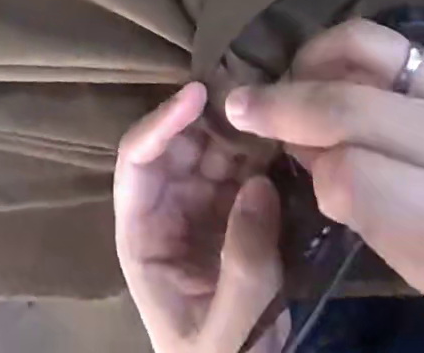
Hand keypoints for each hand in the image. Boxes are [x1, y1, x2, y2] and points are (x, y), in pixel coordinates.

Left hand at [115, 82, 289, 352]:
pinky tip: (285, 134)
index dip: (161, 122)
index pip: (137, 163)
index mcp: (142, 235)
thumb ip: (243, 266)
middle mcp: (168, 208)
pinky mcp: (236, 206)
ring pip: (215, 148)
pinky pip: (244, 165)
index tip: (196, 94)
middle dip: (213, 118)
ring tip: (276, 109)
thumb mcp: (227, 331)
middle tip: (254, 94)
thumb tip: (259, 185)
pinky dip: (262, 147)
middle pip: (180, 144)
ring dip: (242, 128)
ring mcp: (203, 204)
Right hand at [222, 19, 423, 351]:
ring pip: (367, 47)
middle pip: (354, 100)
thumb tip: (316, 161)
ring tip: (284, 82)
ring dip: (311, 59)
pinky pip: (389, 43)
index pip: (364, 178)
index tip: (297, 175)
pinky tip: (326, 70)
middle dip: (285, 101)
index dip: (318, 175)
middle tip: (237, 105)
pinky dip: (342, 49)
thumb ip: (380, 220)